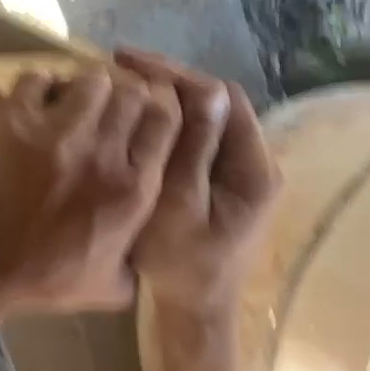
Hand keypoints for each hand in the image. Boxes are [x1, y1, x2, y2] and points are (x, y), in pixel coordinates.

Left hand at [0, 64, 180, 313]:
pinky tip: (37, 99)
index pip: (167, 120)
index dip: (159, 108)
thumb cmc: (48, 278)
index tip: (146, 111)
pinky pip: (37, 79)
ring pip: (89, 81)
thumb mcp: (115, 283)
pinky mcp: (14, 122)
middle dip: (124, 95)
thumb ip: (141, 253)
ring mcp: (57, 134)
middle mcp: (103, 153)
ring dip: (85, 86)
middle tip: (108, 105)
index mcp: (135, 188)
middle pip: (131, 94)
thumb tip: (155, 242)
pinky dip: (40, 84)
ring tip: (74, 100)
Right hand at [114, 49, 279, 314]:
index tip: (125, 62)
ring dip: (165, 96)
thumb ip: (192, 148)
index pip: (220, 96)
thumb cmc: (182, 262)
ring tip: (120, 86)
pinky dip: (165, 119)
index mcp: (253, 167)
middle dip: (166, 79)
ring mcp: (238, 172)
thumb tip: (203, 90)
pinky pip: (195, 135)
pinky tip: (134, 117)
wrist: (193, 308)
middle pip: (214, 101)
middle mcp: (254, 162)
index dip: (174, 73)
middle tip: (115, 68)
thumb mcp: (180, 204)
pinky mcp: (220, 181)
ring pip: (204, 115)